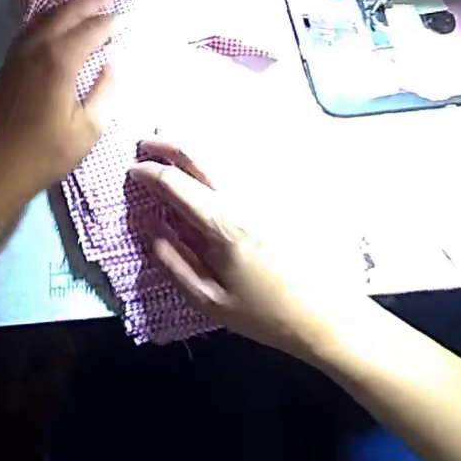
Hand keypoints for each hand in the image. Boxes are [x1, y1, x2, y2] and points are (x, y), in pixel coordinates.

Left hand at [0, 0, 117, 202]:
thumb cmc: (45, 152)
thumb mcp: (88, 127)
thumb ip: (106, 90)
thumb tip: (115, 62)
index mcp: (59, 59)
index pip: (91, 28)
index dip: (112, 22)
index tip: (128, 18)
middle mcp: (36, 47)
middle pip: (65, 12)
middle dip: (90, 4)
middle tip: (110, 1)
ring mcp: (17, 53)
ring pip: (44, 17)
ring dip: (68, 9)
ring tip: (88, 9)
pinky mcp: (7, 64)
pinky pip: (31, 29)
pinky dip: (49, 20)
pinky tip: (57, 29)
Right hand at [131, 141, 365, 363]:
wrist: (329, 317)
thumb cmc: (266, 314)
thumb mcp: (210, 301)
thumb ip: (173, 262)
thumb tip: (149, 227)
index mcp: (221, 224)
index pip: (175, 182)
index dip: (148, 173)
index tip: (131, 173)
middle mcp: (241, 198)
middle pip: (197, 153)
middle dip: (165, 143)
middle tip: (143, 146)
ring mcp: (260, 193)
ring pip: (217, 153)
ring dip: (188, 146)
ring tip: (167, 149)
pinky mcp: (275, 196)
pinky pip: (236, 165)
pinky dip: (211, 158)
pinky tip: (202, 167)